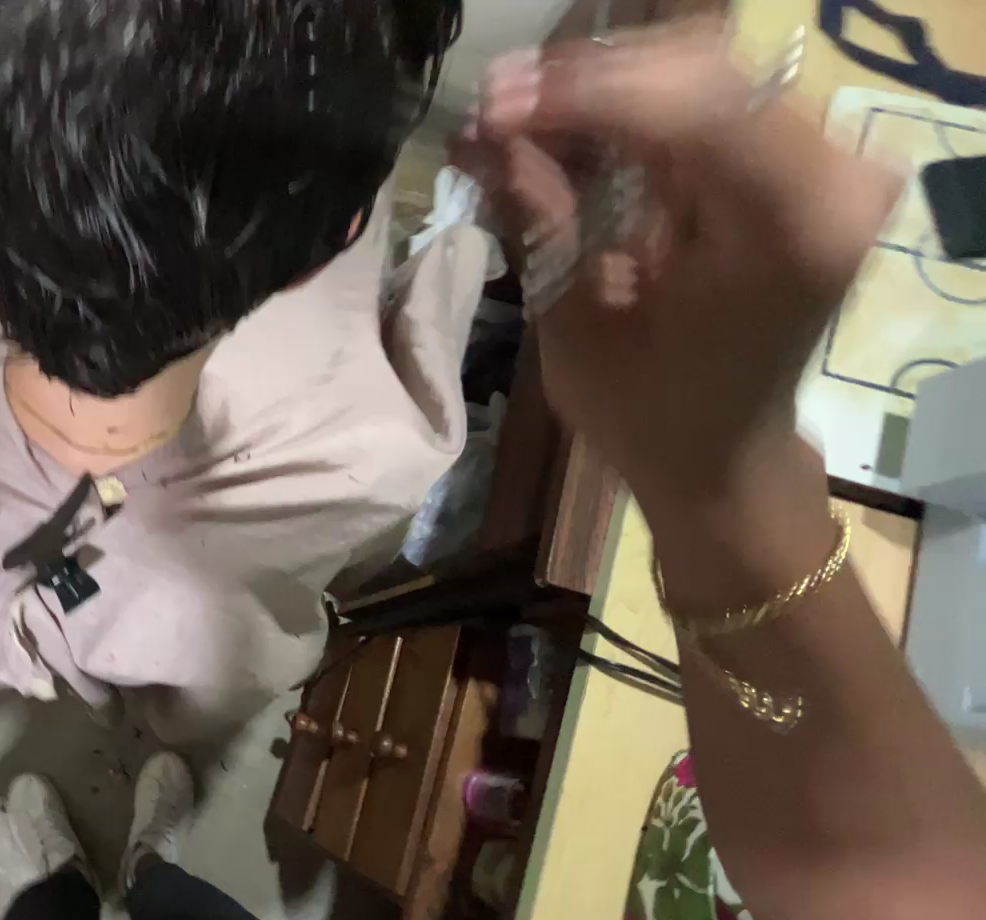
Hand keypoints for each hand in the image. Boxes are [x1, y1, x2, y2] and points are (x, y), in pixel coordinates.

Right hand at [454, 18, 900, 510]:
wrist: (715, 449)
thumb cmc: (646, 415)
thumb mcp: (578, 332)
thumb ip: (546, 227)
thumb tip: (486, 146)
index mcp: (791, 228)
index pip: (695, 112)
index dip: (584, 95)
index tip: (491, 106)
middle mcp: (828, 175)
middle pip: (705, 75)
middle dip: (586, 81)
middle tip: (489, 107)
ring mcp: (812, 163)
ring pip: (697, 81)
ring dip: (593, 95)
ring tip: (504, 120)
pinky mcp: (778, 168)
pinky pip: (693, 114)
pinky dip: (616, 119)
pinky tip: (550, 134)